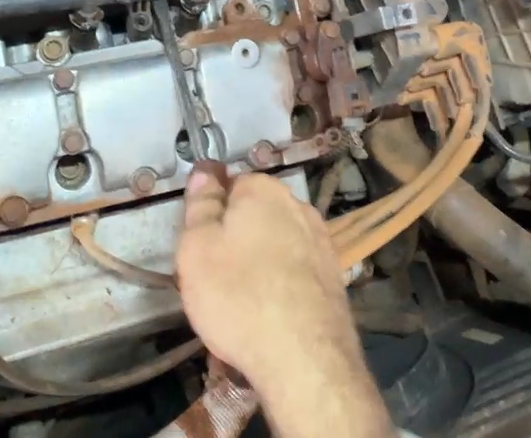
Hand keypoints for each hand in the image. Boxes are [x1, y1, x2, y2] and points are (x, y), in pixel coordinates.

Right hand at [175, 171, 363, 390]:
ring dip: (260, 262)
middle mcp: (297, 205)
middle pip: (255, 215)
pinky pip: (296, 271)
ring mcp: (321, 241)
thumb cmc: (239, 297)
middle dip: (237, 239)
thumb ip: (200, 206)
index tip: (200, 247)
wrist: (306, 360)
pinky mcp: (334, 276)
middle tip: (215, 277)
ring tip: (243, 302)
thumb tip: (204, 171)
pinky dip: (283, 284)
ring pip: (277, 243)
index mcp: (262, 189)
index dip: (211, 215)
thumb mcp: (196, 249)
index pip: (229, 185)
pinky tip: (271, 314)